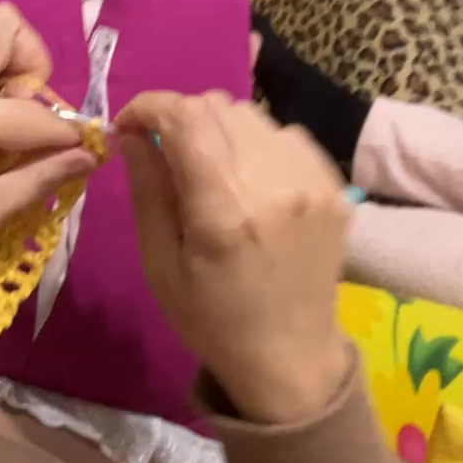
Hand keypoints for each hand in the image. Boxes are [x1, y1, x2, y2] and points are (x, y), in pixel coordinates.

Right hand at [117, 91, 351, 423]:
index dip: (148, 106)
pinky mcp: (334, 185)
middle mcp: (274, 183)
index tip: (128, 125)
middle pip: (216, 106)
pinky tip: (247, 178)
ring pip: (250, 114)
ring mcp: (313, 182)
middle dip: (177, 117)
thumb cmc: (209, 317)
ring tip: (206, 167)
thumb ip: (147, 189)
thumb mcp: (159, 262)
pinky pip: (284, 133)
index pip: (185, 117)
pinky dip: (254, 143)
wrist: (288, 357)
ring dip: (216, 128)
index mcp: (223, 211)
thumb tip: (132, 133)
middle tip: (161, 151)